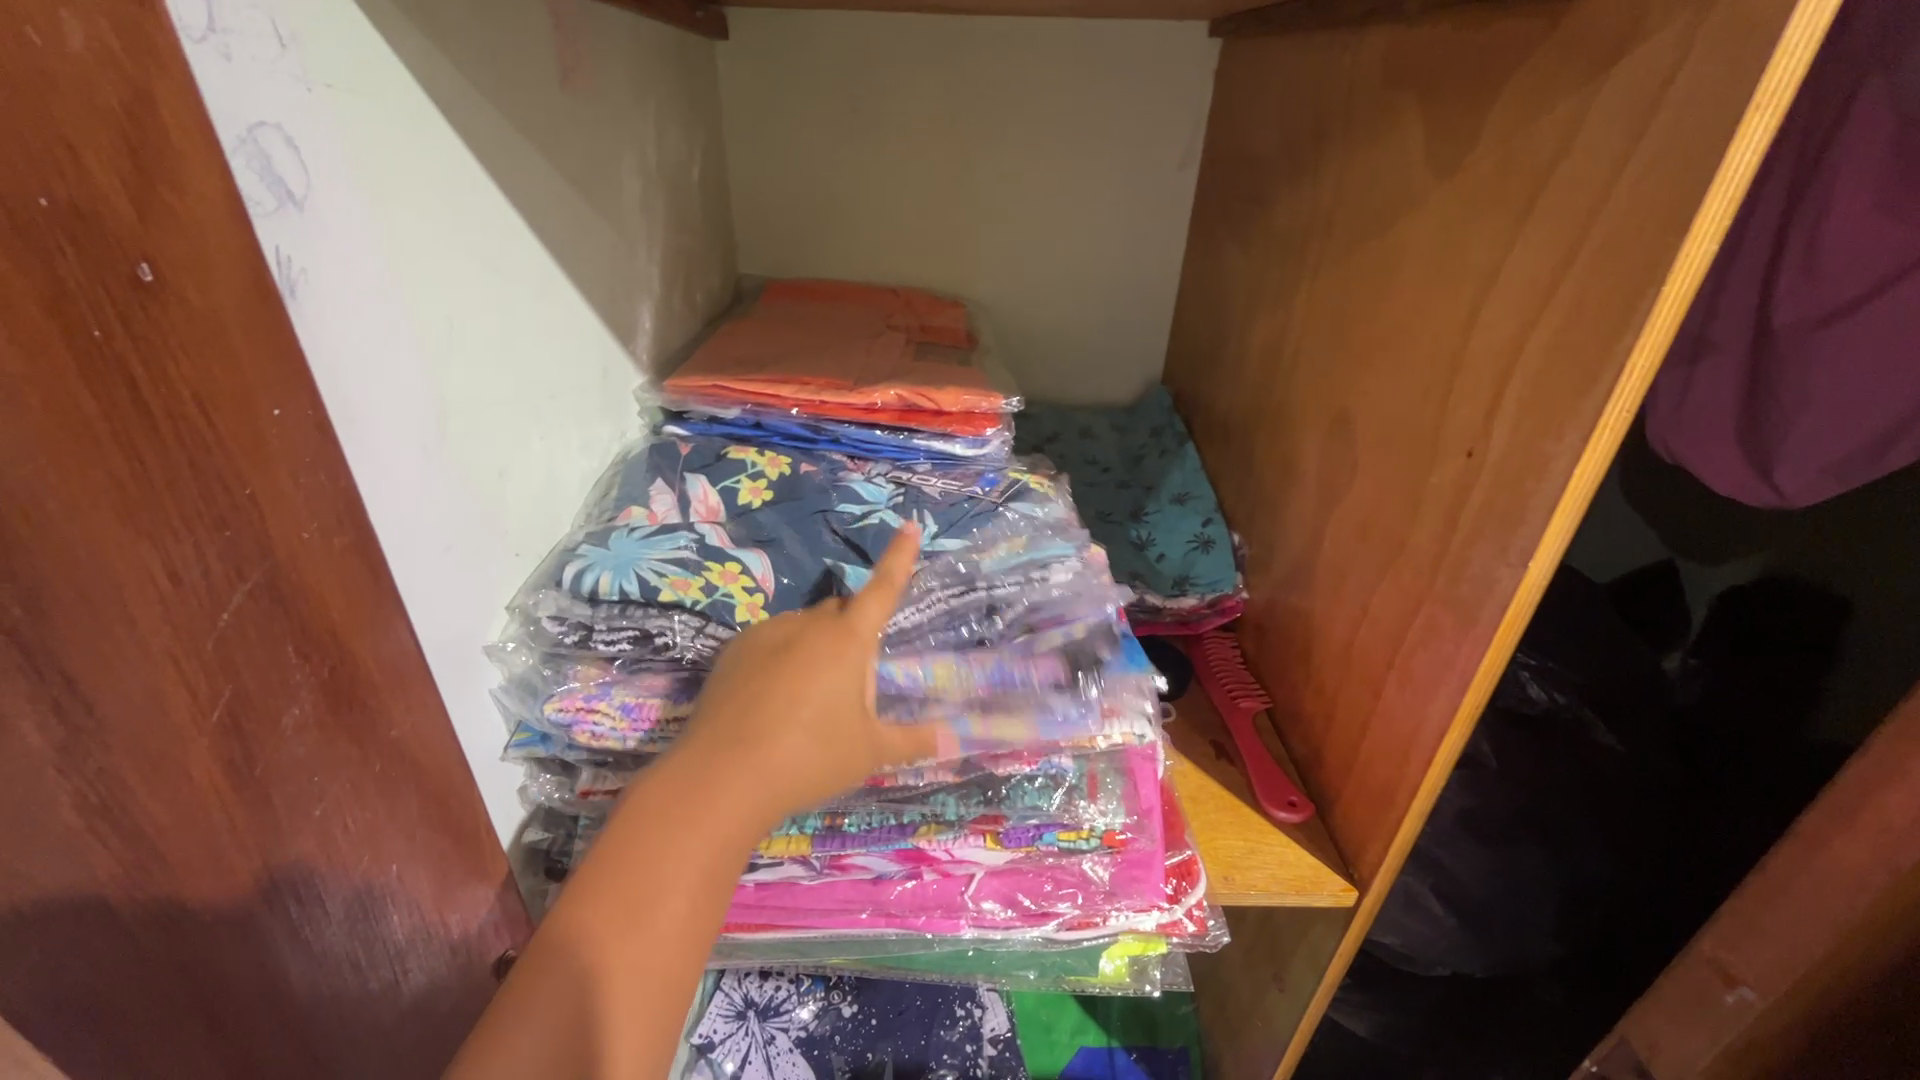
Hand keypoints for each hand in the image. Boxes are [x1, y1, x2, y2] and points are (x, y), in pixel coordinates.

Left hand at [668, 523, 945, 826]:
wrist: (723, 776)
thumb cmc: (810, 758)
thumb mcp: (869, 752)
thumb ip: (911, 741)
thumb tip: (951, 741)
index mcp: (848, 640)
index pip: (883, 589)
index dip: (899, 558)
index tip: (909, 526)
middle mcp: (807, 625)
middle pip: (839, 612)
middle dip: (852, 632)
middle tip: (852, 683)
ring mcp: (765, 634)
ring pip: (802, 629)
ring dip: (815, 648)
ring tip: (807, 701)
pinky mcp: (733, 651)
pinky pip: (769, 644)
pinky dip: (780, 660)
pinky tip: (772, 702)